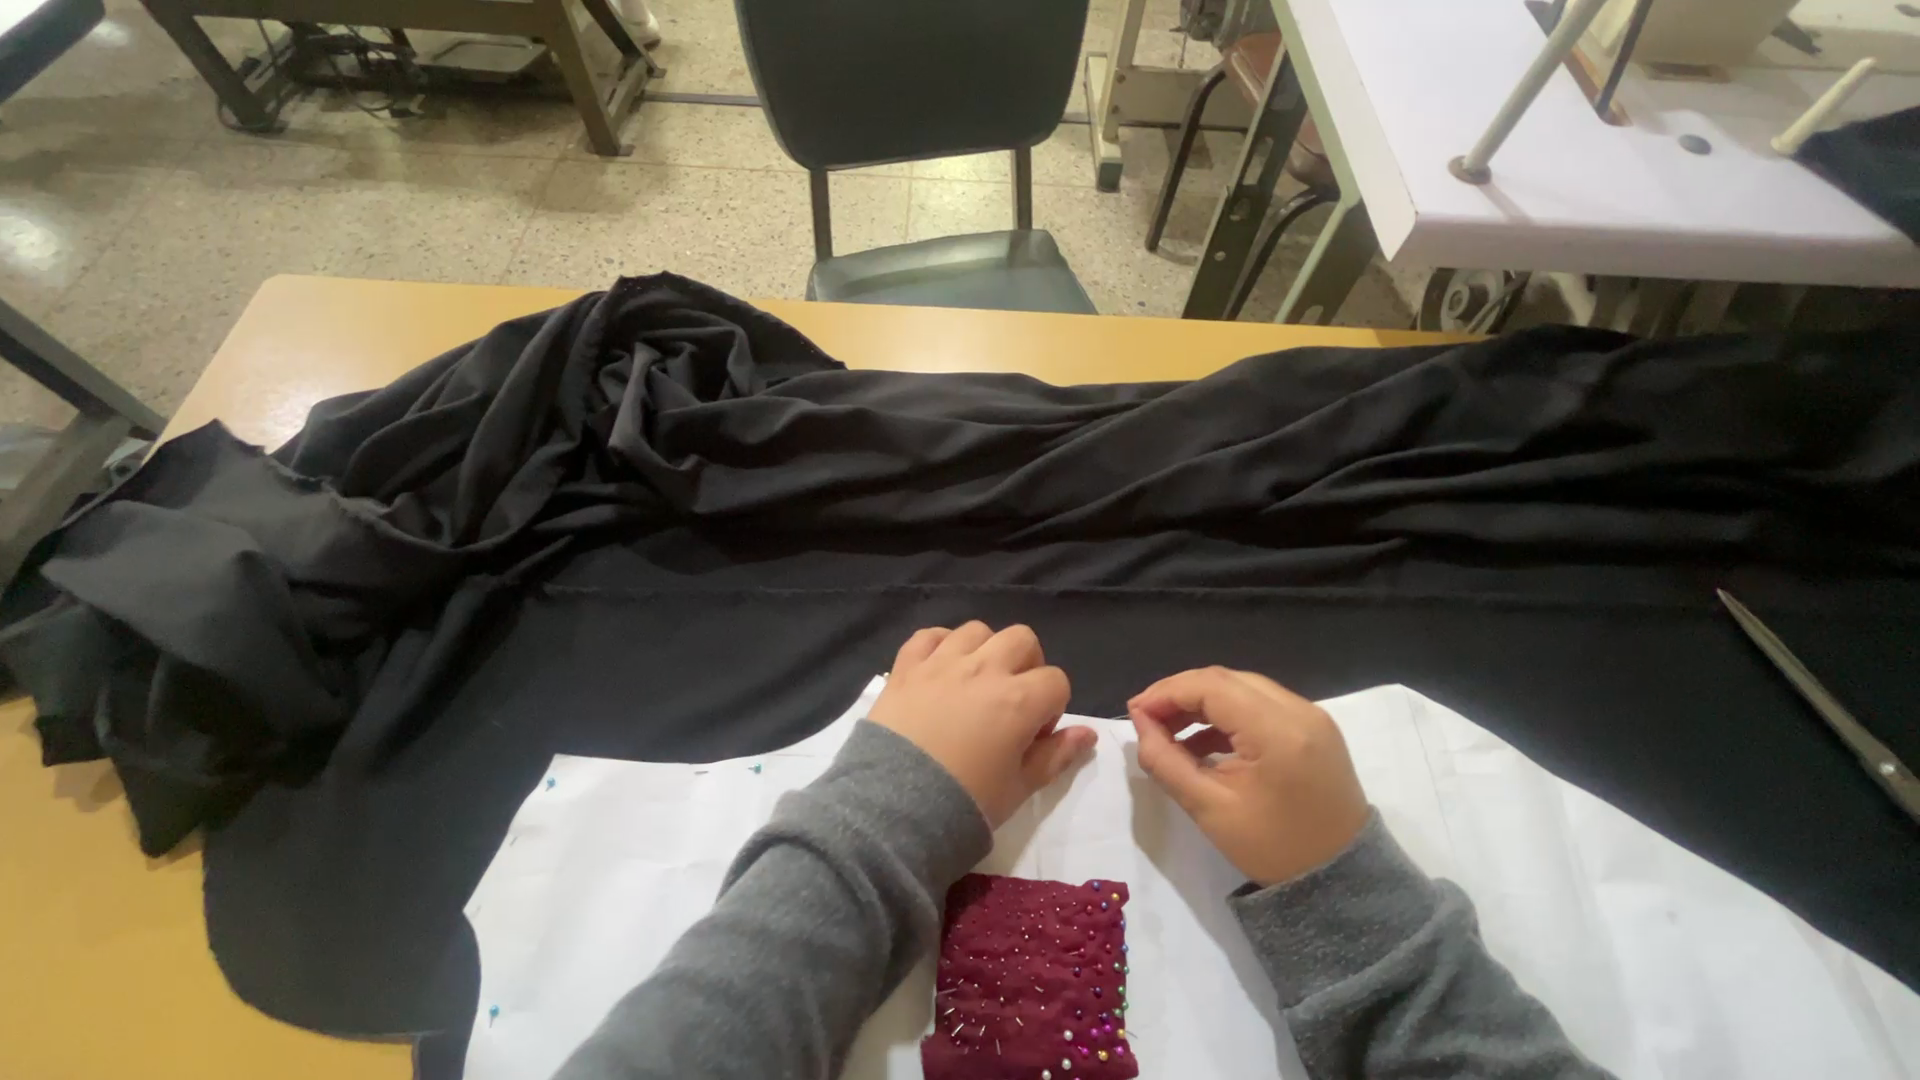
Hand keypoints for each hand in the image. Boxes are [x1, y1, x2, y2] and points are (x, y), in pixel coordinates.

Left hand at [868, 622, 1094, 827]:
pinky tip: (939, 669)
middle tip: (1011, 700)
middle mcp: (983, 670)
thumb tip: (1087, 734)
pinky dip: (939, 645)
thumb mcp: (1019, 788)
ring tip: (975, 683)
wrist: (892, 810)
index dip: (1052, 707)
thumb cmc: (964, 804)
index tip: (1034, 735)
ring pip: (976, 631)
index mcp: (1018, 700)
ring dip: (985, 650)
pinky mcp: (906, 668)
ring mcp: (941, 664)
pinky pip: (928, 636)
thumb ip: (1056, 756)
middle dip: (1027, 665)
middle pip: (1022, 639)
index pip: (1056, 681)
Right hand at [1129, 667, 1368, 886]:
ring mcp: (1311, 717)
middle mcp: (1299, 710)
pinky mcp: (1313, 728)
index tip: (1134, 714)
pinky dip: (1227, 714)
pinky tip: (1202, 741)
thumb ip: (1166, 760)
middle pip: (1225, 680)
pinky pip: (1260, 705)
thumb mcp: (1209, 808)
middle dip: (1180, 693)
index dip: (1165, 693)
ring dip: (1201, 702)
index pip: (1210, 686)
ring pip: (1242, 688)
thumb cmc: (1274, 848)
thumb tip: (1140, 723)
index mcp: (1278, 730)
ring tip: (1168, 730)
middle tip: (1145, 719)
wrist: (1341, 880)